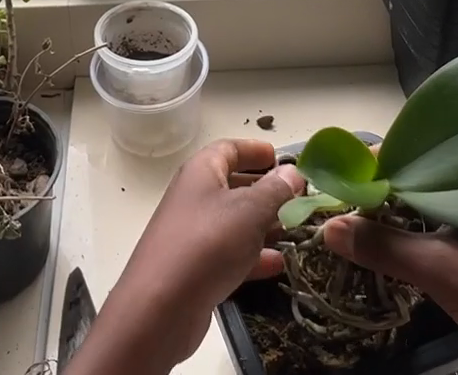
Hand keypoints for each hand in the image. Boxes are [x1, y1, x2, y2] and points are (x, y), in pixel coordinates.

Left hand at [66, 140, 303, 374]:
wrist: (161, 307)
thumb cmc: (207, 243)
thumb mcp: (249, 211)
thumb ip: (274, 190)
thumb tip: (292, 172)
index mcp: (201, 172)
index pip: (229, 148)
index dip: (254, 150)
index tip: (280, 157)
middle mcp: (195, 197)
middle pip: (233, 185)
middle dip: (265, 190)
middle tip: (297, 197)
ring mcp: (193, 234)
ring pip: (234, 222)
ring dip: (263, 225)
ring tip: (295, 230)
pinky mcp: (196, 268)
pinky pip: (230, 253)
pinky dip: (253, 256)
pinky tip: (278, 264)